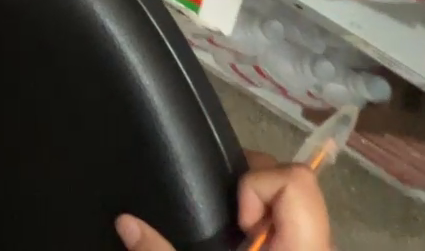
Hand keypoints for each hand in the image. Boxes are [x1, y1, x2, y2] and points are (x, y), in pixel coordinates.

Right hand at [116, 152, 331, 250]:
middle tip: (225, 223)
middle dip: (251, 193)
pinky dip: (263, 232)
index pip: (298, 183)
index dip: (258, 185)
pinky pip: (290, 233)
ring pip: (293, 212)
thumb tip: (126, 222)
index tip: (236, 220)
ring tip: (229, 241)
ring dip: (256, 215)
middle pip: (294, 188)